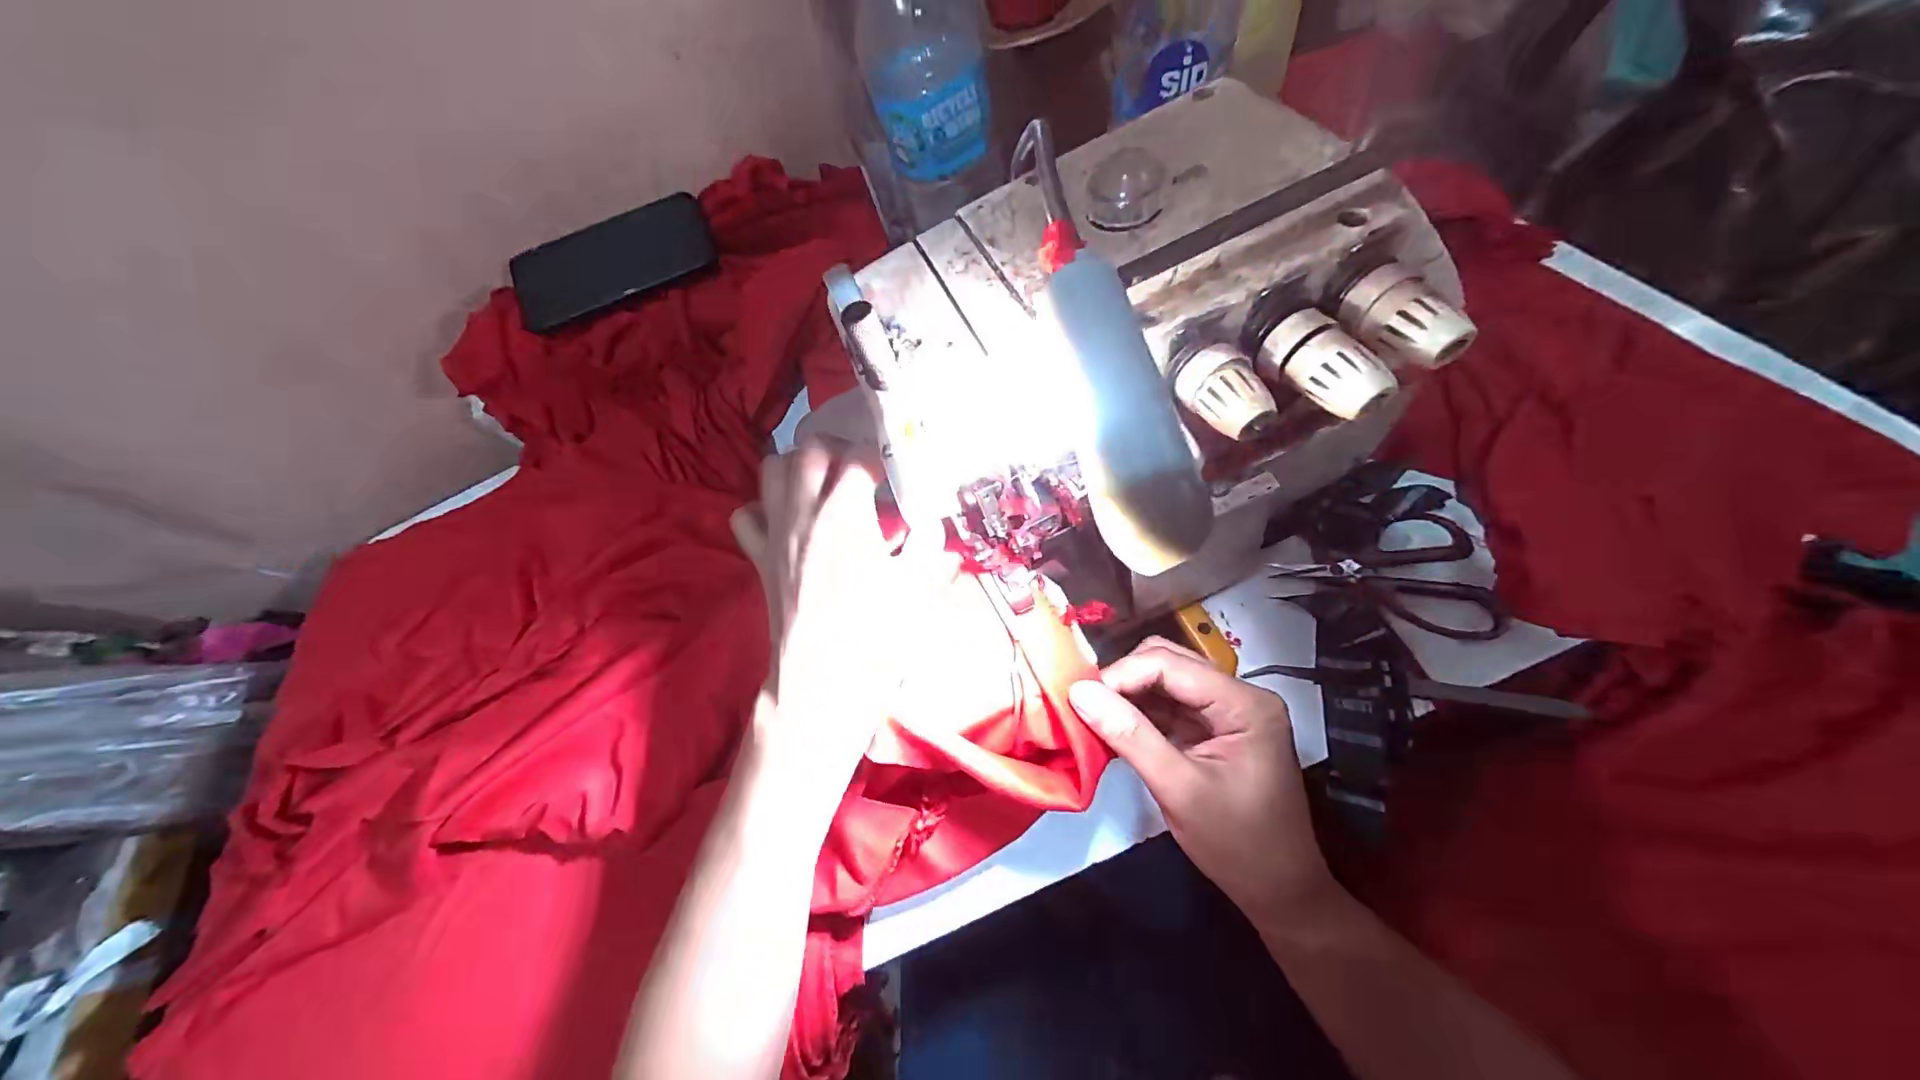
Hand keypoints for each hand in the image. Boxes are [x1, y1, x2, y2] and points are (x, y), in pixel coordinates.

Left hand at [730, 438, 955, 792]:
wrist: (822, 682)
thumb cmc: (876, 637)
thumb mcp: (917, 588)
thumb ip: (931, 548)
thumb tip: (935, 528)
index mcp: (846, 513)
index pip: (860, 456)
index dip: (883, 457)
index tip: (897, 470)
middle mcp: (804, 512)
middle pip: (811, 449)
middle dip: (839, 449)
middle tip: (862, 470)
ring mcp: (776, 534)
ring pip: (773, 470)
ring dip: (800, 466)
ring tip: (826, 485)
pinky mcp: (759, 558)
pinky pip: (747, 515)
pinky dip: (764, 507)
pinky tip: (788, 520)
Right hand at [1068, 638, 1341, 927]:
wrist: (1279, 892)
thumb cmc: (1238, 844)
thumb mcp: (1180, 790)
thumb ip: (1130, 736)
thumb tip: (1079, 693)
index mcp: (1244, 704)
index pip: (1169, 665)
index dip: (1120, 675)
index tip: (1079, 698)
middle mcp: (1238, 696)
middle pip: (1167, 663)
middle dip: (1121, 681)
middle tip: (1083, 705)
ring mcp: (1226, 712)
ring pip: (1163, 682)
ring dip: (1126, 696)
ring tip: (1091, 716)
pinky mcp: (1212, 730)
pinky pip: (1167, 706)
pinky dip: (1137, 714)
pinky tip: (1112, 728)